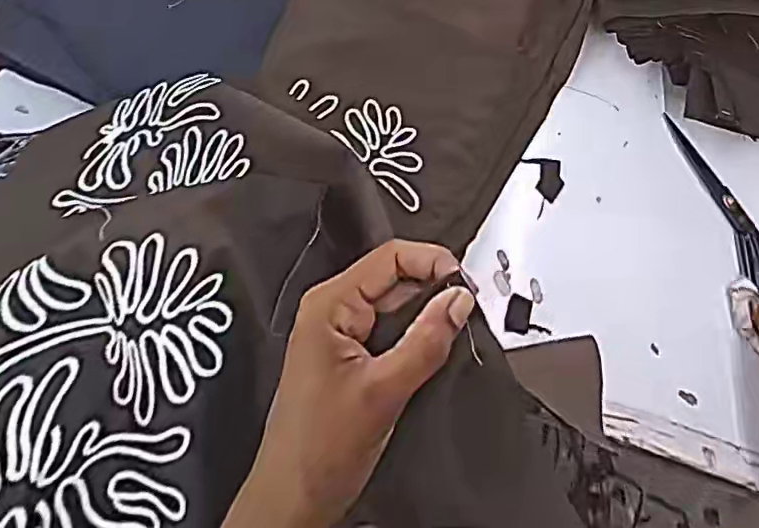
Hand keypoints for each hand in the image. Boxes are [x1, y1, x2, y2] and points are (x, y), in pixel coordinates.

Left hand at [223, 241, 475, 527]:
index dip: (431, 261)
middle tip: (466, 307)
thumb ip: (425, 341)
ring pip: (396, 302)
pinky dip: (416, 332)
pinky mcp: (351, 351)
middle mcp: (333, 308)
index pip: (390, 257)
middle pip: (396, 275)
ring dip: (427, 311)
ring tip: (455, 327)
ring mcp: (342, 330)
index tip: (463, 281)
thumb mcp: (382, 392)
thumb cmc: (315, 452)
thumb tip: (457, 300)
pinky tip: (433, 346)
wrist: (292, 501)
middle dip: (434, 287)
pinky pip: (391, 326)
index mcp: (329, 303)